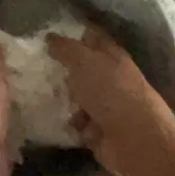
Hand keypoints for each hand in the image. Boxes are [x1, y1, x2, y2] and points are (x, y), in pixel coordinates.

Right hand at [46, 28, 174, 175]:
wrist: (135, 139)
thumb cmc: (111, 93)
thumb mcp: (85, 63)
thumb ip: (66, 49)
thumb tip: (50, 37)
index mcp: (113, 57)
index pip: (93, 39)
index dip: (74, 36)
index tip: (49, 37)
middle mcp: (113, 80)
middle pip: (85, 70)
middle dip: (65, 70)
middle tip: (39, 68)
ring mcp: (108, 106)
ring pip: (80, 97)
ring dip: (66, 99)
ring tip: (45, 97)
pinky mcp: (101, 130)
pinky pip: (80, 123)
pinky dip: (73, 123)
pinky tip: (63, 122)